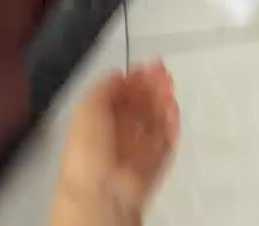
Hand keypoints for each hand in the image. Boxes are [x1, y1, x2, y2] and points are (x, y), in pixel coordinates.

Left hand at [52, 62, 179, 225]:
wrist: (104, 192)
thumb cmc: (89, 150)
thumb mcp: (86, 107)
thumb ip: (104, 86)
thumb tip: (119, 74)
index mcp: (98, 124)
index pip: (119, 97)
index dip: (132, 80)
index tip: (144, 66)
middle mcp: (119, 135)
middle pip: (140, 104)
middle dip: (151, 85)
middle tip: (161, 70)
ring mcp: (139, 148)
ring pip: (155, 117)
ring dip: (163, 98)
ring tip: (168, 83)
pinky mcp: (157, 159)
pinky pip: (168, 136)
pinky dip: (172, 120)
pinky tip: (172, 105)